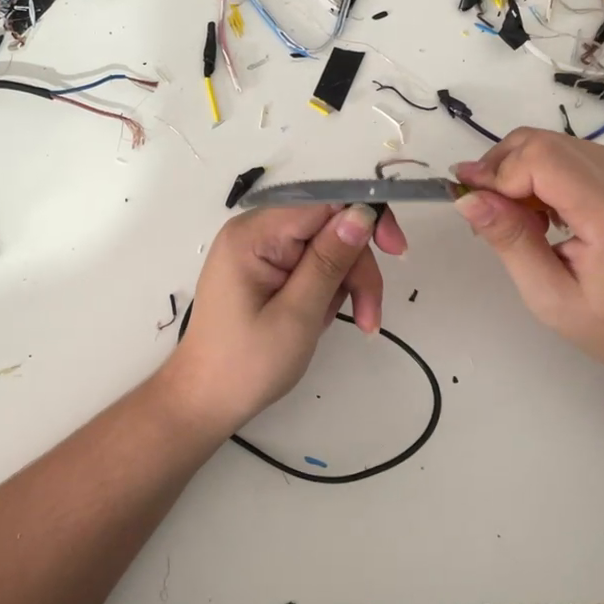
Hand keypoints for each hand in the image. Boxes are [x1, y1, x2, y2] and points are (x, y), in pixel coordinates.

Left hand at [156, 204, 408, 437]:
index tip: (397, 251)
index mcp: (252, 235)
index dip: (364, 220)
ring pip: (324, 250)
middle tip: (368, 318)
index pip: (322, 204)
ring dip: (345, 286)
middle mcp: (253, 233)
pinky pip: (308, 266)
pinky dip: (325, 292)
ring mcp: (257, 252)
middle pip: (327, 228)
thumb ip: (329, 261)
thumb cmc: (247, 364)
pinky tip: (320, 321)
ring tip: (345, 327)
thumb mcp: (297, 314)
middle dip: (355, 270)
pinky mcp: (263, 271)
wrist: (206, 400)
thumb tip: (361, 211)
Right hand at [451, 128, 603, 380]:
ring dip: (523, 172)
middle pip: (543, 141)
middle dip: (502, 168)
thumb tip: (467, 197)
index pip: (538, 158)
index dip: (495, 174)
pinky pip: (577, 154)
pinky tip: (549, 214)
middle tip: (489, 213)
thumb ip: (510, 241)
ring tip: (522, 220)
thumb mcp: (551, 298)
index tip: (471, 204)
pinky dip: (548, 174)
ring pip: (556, 144)